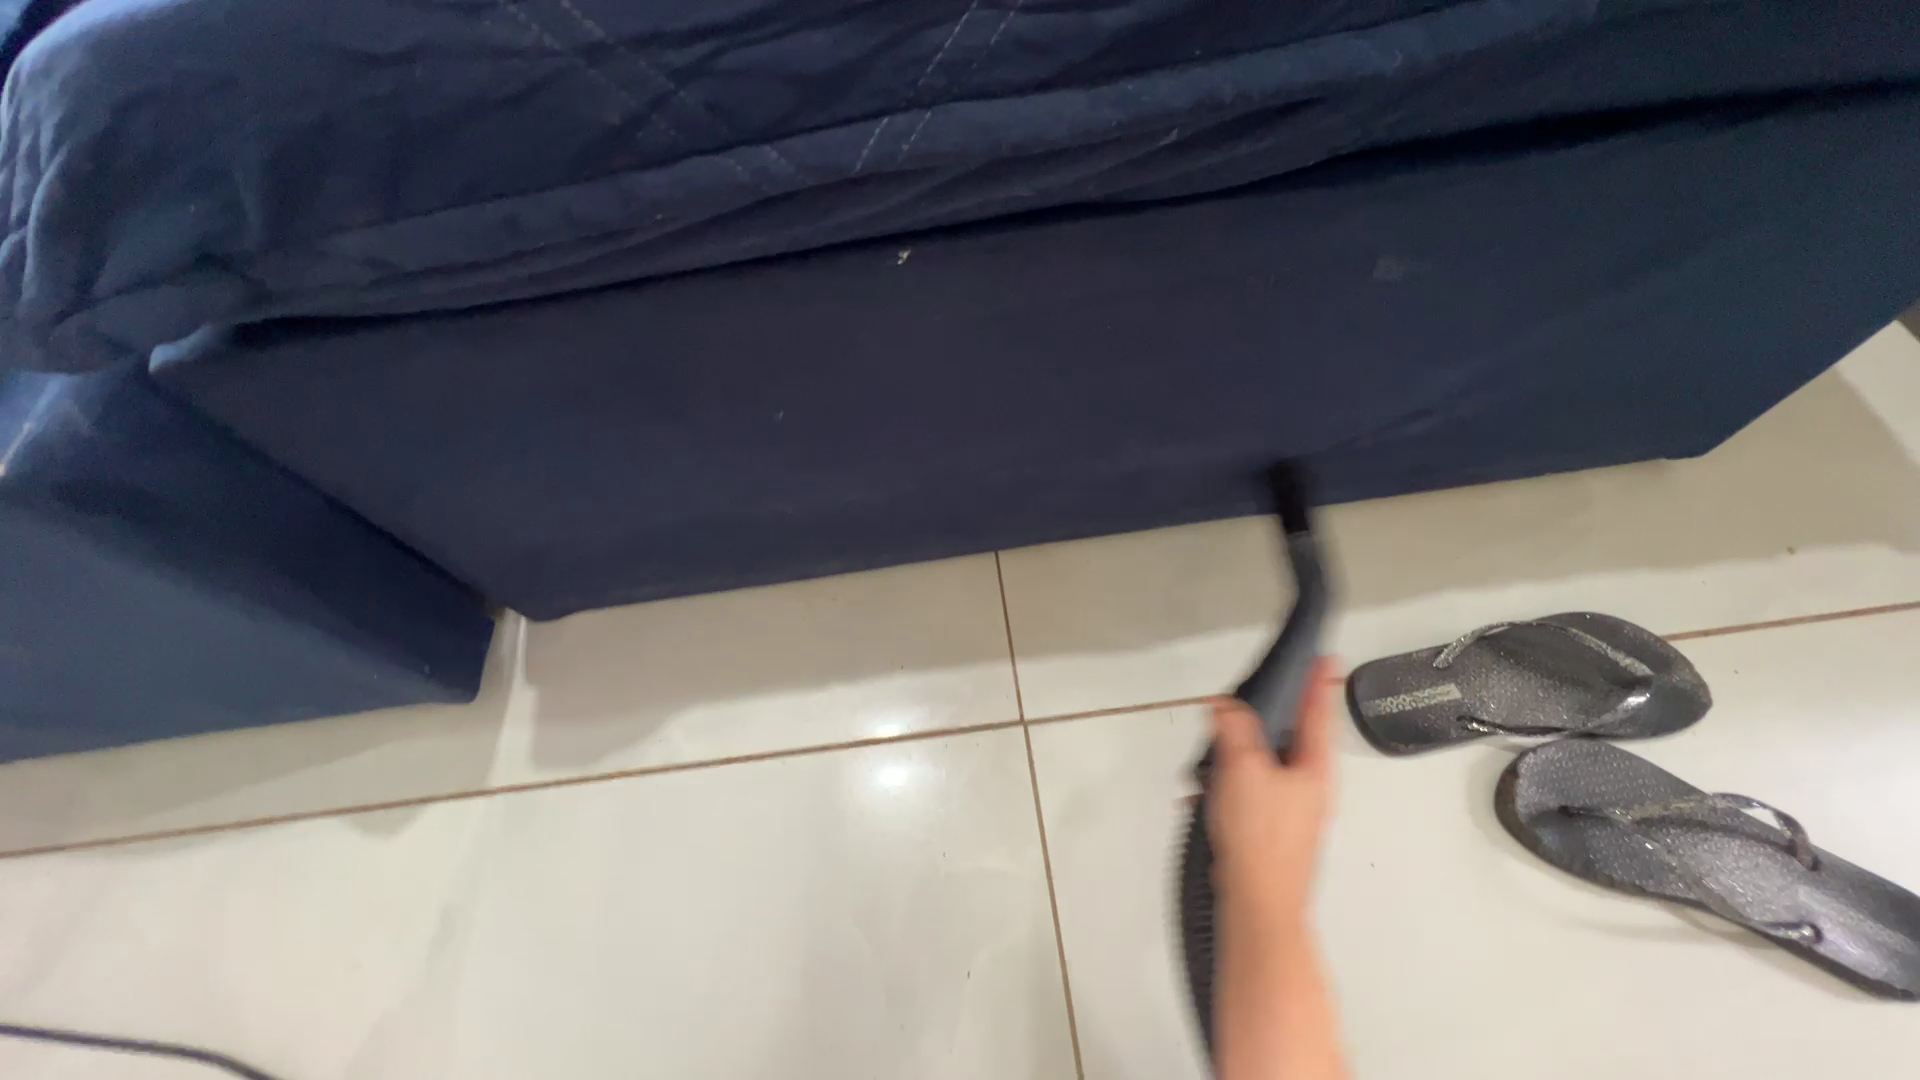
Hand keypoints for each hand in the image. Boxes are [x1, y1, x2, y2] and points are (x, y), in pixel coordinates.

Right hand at [1206, 659, 1340, 926]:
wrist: (1258, 902)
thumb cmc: (1259, 833)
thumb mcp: (1243, 767)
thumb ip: (1234, 729)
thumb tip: (1225, 706)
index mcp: (1313, 766)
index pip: (1316, 711)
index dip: (1316, 681)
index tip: (1324, 657)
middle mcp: (1308, 785)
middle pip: (1283, 737)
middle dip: (1254, 722)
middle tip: (1235, 708)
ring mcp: (1290, 808)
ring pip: (1260, 764)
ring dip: (1232, 756)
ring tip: (1207, 760)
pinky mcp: (1269, 827)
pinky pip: (1246, 790)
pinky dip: (1224, 785)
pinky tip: (1201, 794)